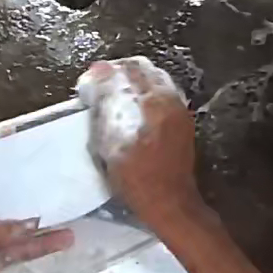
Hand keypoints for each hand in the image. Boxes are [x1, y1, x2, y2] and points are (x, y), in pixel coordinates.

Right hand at [76, 57, 202, 224]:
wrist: (170, 202)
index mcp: (152, 104)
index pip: (126, 72)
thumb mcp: (110, 146)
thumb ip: (104, 112)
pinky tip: (134, 102)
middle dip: (120, 71)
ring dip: (135, 79)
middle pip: (144, 70)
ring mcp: (179, 109)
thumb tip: (96, 86)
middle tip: (101, 79)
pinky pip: (164, 92)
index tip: (90, 77)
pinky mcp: (183, 120)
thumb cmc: (136, 179)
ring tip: (115, 88)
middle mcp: (169, 100)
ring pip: (156, 79)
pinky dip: (147, 91)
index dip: (104, 72)